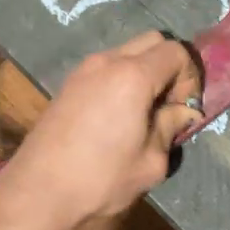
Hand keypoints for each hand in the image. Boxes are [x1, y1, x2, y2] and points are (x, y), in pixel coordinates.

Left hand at [0, 32, 203, 229]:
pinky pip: (107, 65)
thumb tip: (184, 111)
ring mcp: (85, 68)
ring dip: (145, 71)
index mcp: (132, 75)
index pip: (175, 51)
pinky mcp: (70, 81)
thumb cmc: (100, 178)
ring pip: (128, 50)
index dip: (190, 75)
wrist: (39, 188)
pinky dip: (123, 77)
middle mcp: (108, 61)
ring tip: (144, 112)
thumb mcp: (149, 162)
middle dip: (169, 66)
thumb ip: (170, 127)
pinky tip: (119, 114)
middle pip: (152, 41)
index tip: (185, 107)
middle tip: (169, 104)